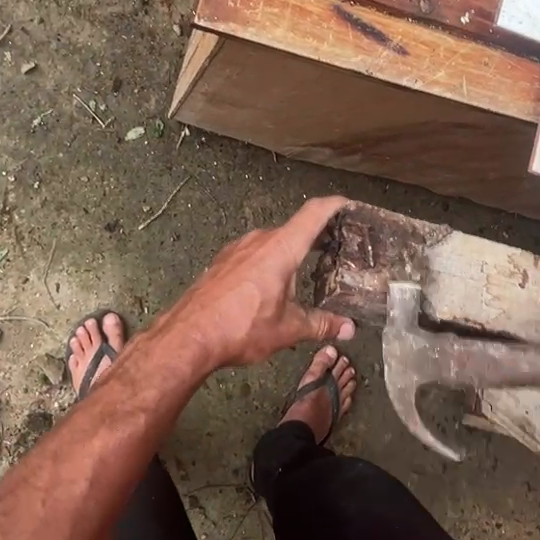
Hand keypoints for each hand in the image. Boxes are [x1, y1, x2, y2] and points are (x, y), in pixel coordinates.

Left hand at [155, 197, 355, 370]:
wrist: (188, 335)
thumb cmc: (241, 328)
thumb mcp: (287, 329)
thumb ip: (320, 324)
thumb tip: (348, 328)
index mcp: (281, 248)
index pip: (314, 213)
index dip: (335, 204)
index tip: (350, 205)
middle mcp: (260, 240)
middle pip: (295, 228)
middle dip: (317, 236)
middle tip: (338, 248)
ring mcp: (238, 248)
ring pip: (273, 242)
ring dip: (291, 252)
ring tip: (307, 269)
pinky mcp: (223, 261)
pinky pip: (254, 253)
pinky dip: (270, 261)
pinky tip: (272, 284)